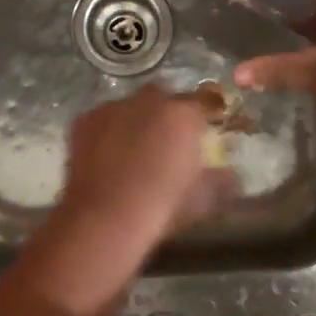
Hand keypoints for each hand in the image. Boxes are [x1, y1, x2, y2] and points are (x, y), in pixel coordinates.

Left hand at [57, 85, 233, 245]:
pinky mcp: (83, 120)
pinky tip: (105, 157)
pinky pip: (101, 120)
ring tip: (130, 152)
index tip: (203, 129)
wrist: (106, 217)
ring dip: (133, 121)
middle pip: (162, 98)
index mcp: (183, 114)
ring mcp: (111, 107)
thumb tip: (231, 174)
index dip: (203, 115)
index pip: (203, 102)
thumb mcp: (203, 198)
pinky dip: (106, 132)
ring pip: (128, 107)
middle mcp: (147, 100)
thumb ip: (222, 179)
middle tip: (164, 141)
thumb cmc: (162, 206)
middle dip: (165, 113)